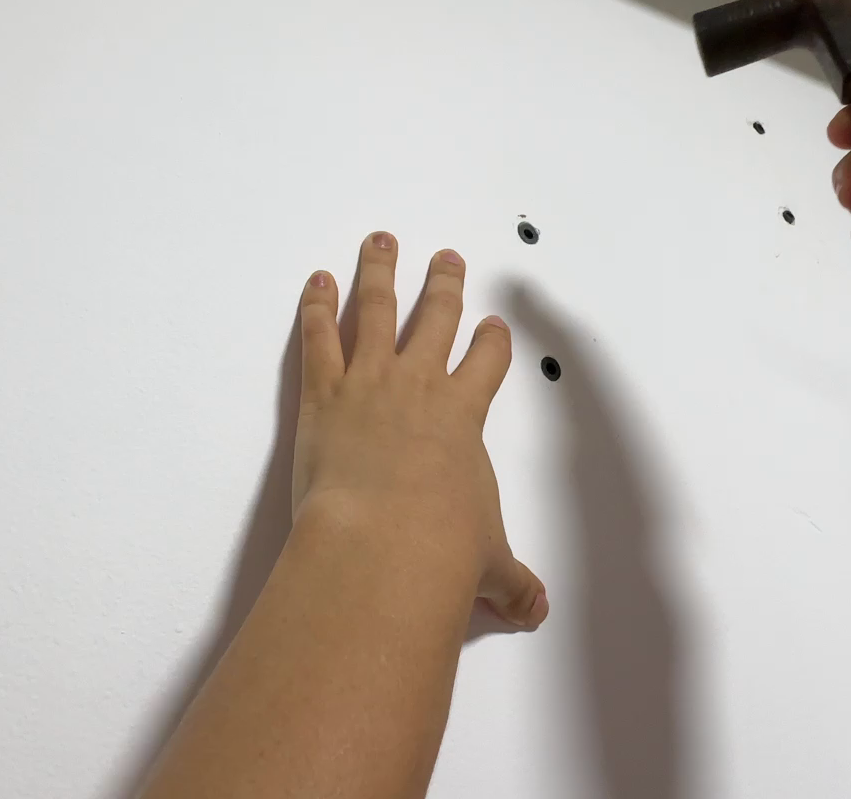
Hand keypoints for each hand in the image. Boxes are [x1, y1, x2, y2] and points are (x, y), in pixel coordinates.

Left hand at [292, 231, 547, 629]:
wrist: (382, 545)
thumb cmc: (439, 550)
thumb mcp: (485, 565)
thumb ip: (510, 582)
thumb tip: (534, 609)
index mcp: (463, 415)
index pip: (487, 362)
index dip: (492, 340)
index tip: (492, 324)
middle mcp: (419, 385)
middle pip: (436, 317)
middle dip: (443, 284)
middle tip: (447, 258)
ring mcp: (370, 381)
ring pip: (377, 308)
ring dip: (379, 271)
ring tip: (380, 240)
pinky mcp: (324, 392)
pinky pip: (319, 336)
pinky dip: (316, 305)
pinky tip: (318, 280)